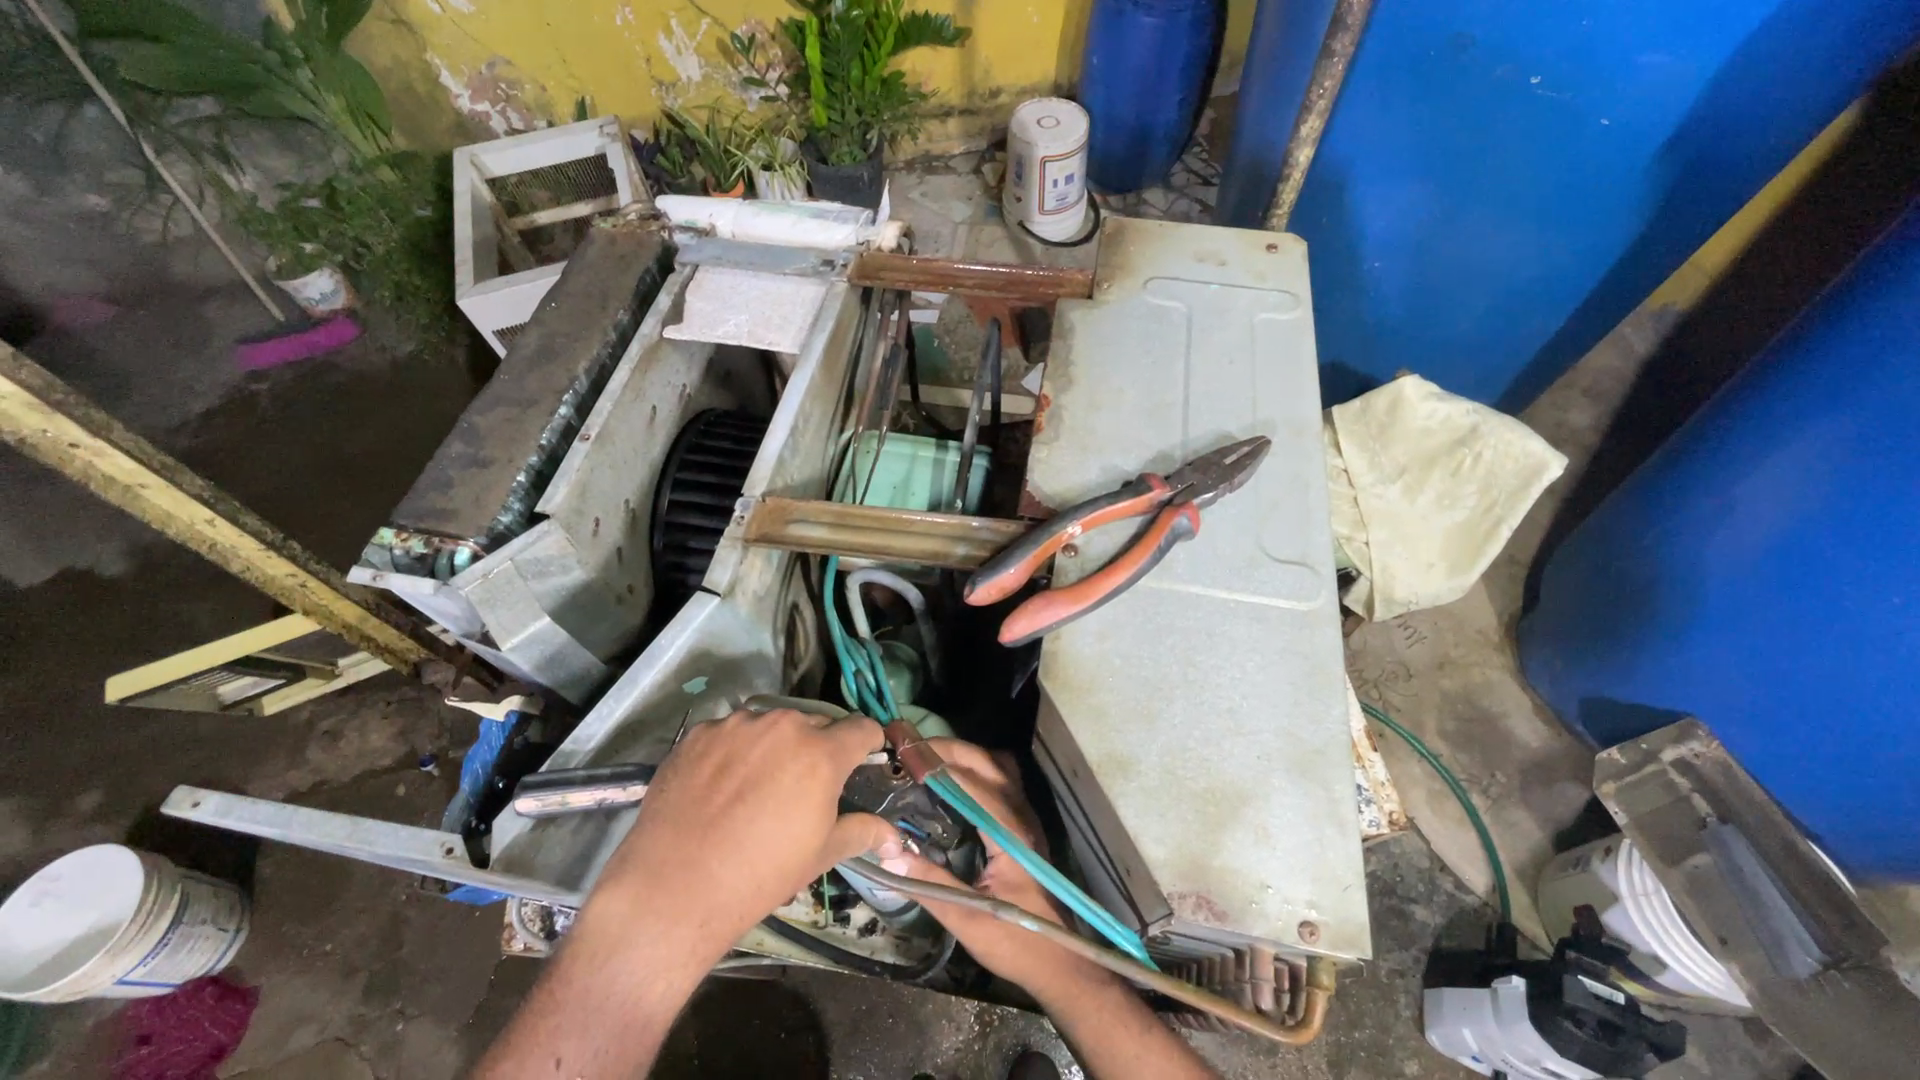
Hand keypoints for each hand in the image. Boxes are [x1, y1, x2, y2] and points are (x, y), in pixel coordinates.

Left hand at [586, 708, 898, 958]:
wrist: (674, 887)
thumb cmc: (761, 874)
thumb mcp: (820, 854)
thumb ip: (861, 832)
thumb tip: (895, 839)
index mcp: (821, 753)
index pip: (862, 728)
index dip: (867, 744)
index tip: (861, 761)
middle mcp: (781, 726)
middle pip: (814, 724)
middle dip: (817, 748)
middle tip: (804, 786)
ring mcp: (735, 726)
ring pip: (769, 725)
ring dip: (773, 746)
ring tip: (756, 787)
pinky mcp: (697, 734)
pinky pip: (729, 733)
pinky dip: (733, 752)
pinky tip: (720, 788)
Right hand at [876, 737, 1109, 999]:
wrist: (1061, 962)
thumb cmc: (1016, 941)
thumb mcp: (966, 917)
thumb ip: (928, 884)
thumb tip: (888, 851)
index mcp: (1010, 834)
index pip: (972, 785)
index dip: (939, 765)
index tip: (906, 752)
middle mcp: (1022, 818)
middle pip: (989, 764)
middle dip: (952, 750)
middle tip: (913, 750)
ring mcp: (1026, 821)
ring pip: (1000, 769)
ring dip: (968, 758)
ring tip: (931, 762)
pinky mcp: (1024, 829)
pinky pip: (1002, 784)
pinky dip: (977, 774)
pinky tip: (953, 789)